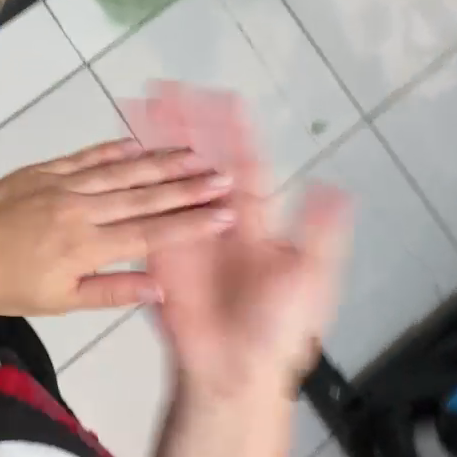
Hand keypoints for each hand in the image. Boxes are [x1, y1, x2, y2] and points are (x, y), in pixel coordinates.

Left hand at [0, 139, 235, 316]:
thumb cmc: (7, 286)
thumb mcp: (60, 301)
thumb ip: (111, 290)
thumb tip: (162, 286)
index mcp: (85, 247)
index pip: (150, 235)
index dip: (190, 224)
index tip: (225, 214)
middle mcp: (79, 210)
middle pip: (142, 197)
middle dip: (187, 187)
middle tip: (224, 177)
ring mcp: (60, 185)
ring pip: (119, 172)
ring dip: (159, 163)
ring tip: (194, 155)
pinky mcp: (42, 170)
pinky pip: (84, 157)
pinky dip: (112, 150)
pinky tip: (138, 144)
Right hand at [125, 84, 349, 393]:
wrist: (235, 369)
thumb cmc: (278, 329)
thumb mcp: (311, 278)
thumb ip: (319, 233)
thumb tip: (335, 186)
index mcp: (254, 218)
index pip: (241, 162)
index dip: (231, 131)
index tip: (220, 97)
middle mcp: (215, 214)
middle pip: (197, 159)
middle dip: (183, 123)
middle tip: (167, 87)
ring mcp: (183, 228)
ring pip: (166, 175)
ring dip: (153, 142)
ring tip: (139, 106)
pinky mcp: (156, 247)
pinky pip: (143, 209)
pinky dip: (131, 181)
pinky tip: (121, 155)